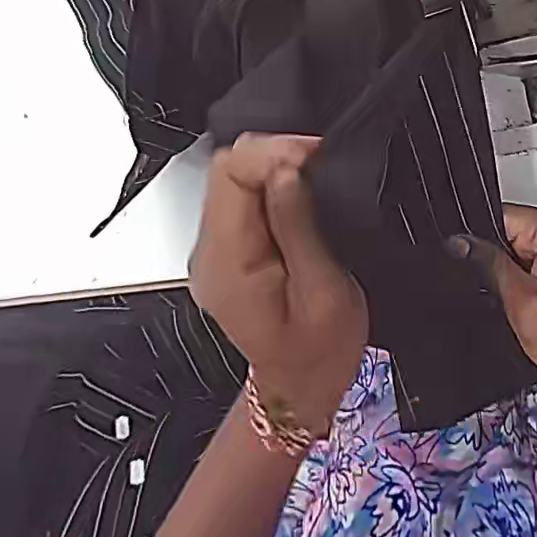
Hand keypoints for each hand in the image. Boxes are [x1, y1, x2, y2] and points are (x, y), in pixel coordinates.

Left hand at [188, 134, 367, 433]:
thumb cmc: (320, 349)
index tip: (316, 154)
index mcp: (228, 261)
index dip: (273, 152)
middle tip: (322, 160)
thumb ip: (300, 227)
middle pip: (226, 169)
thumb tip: (288, 170)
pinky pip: (247, 196)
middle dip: (275, 153)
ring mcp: (219, 248)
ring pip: (236, 177)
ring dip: (277, 165)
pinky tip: (304, 192)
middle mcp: (212, 250)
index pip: (229, 174)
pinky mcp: (234, 246)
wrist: (302, 384)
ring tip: (319, 173)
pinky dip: (276, 182)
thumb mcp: (324, 290)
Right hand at [453, 205, 536, 407]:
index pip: (499, 215)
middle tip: (505, 297)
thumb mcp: (525, 307)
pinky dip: (525, 289)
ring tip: (525, 308)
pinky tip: (533, 311)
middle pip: (508, 233)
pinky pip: (533, 269)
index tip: (469, 268)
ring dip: (512, 281)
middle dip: (496, 264)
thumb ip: (491, 267)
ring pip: (518, 254)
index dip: (477, 243)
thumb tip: (462, 245)